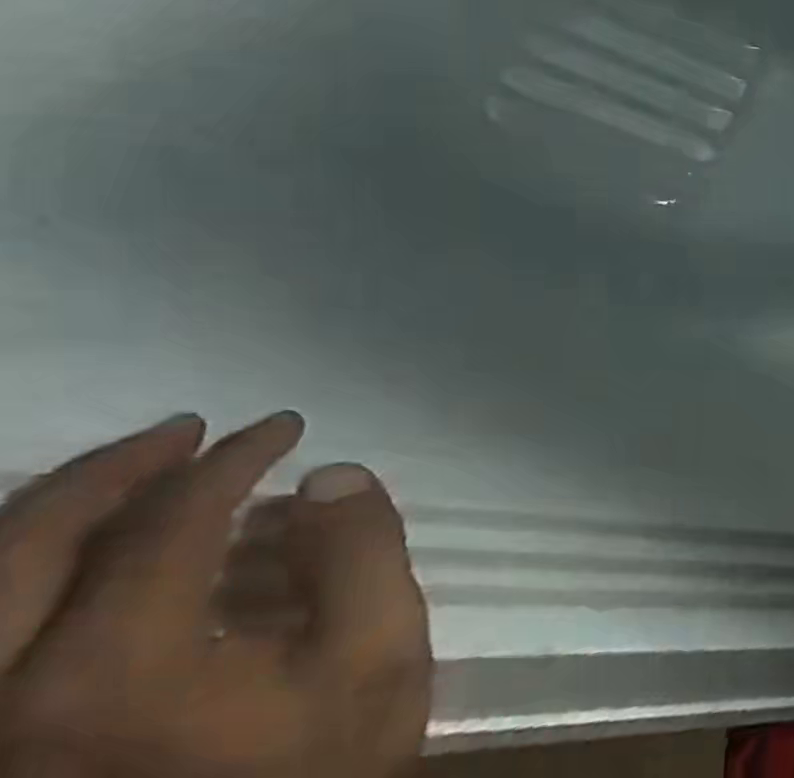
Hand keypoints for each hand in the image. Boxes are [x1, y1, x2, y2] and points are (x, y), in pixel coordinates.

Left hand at [0, 413, 429, 777]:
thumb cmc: (315, 765)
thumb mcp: (377, 658)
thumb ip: (365, 557)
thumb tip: (331, 477)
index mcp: (112, 673)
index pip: (166, 526)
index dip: (231, 463)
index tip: (284, 429)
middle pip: (25, 546)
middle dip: (117, 471)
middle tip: (190, 432)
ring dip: (49, 512)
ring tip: (130, 475)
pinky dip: (18, 571)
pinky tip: (68, 552)